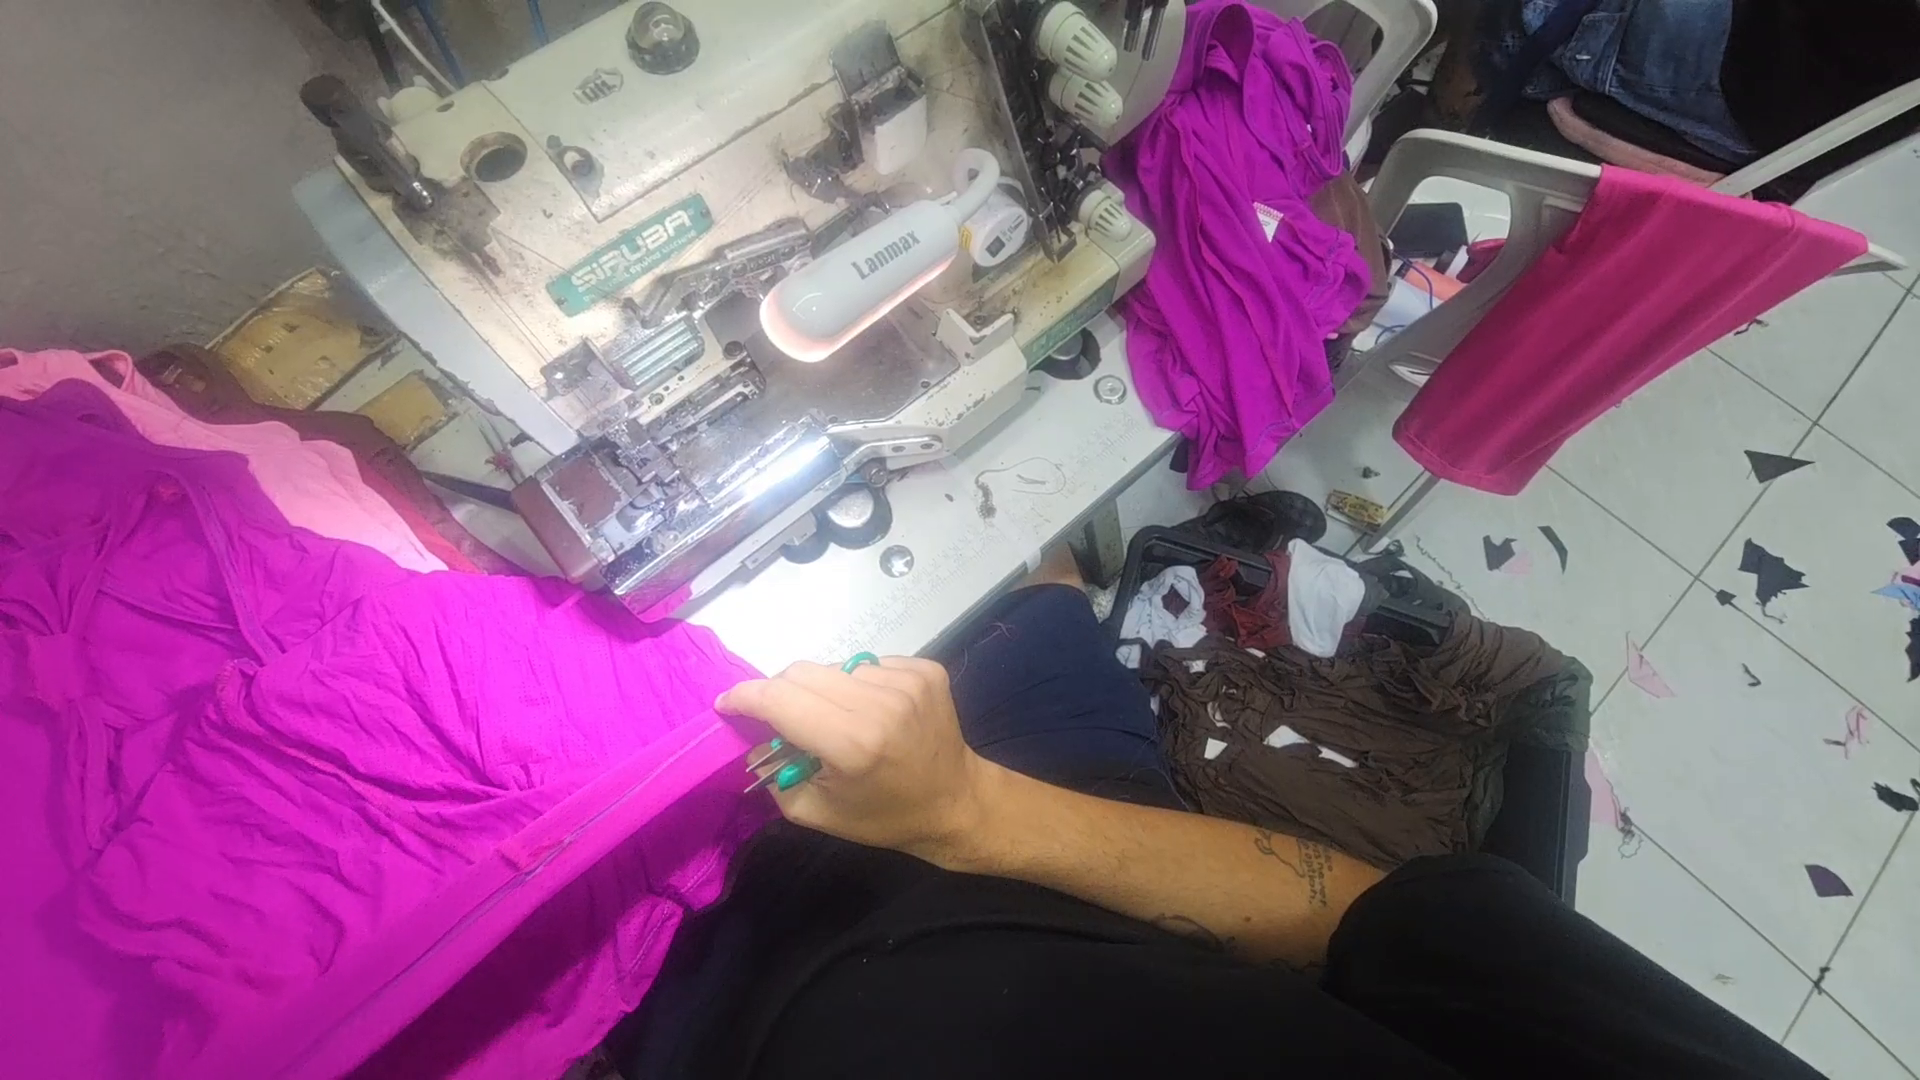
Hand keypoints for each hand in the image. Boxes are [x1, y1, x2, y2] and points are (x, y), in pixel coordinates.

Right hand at [716, 657, 994, 862]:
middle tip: (783, 719)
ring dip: (826, 689)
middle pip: (803, 673)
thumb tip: (751, 735)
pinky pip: (870, 664)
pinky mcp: (926, 669)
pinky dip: (861, 684)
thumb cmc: (884, 815)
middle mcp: (881, 703)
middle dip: (781, 692)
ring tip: (840, 719)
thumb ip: (773, 774)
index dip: (745, 697)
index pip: (780, 699)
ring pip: (837, 667)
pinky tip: (874, 711)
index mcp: (853, 743)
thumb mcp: (816, 811)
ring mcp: (908, 681)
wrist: (956, 801)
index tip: (727, 704)